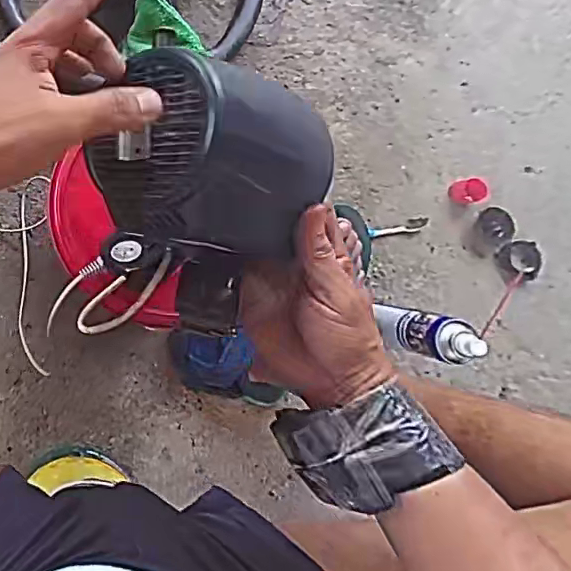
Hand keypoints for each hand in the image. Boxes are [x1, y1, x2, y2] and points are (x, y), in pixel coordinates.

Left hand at [0, 0, 161, 202]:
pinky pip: (49, 88)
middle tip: (121, 75)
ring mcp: (12, 79)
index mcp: (31, 47)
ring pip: (60, 63)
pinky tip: (77, 119)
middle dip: (101, 50)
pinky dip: (70, 95)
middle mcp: (20, 56)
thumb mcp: (60, 124)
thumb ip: (109, 110)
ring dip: (86, 75)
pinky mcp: (8, 103)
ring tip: (103, 101)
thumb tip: (149, 102)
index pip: (73, 3)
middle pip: (72, 35)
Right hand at [241, 205, 395, 408]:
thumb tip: (316, 211)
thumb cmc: (350, 342)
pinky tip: (220, 256)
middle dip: (260, 217)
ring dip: (240, 239)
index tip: (282, 187)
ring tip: (231, 225)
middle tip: (249, 202)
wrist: (333, 383)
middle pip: (272, 231)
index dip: (297, 204)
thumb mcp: (339, 292)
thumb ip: (322, 253)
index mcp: (322, 258)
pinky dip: (223, 269)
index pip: (308, 220)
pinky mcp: (249, 301)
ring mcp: (269, 282)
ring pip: (248, 250)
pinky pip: (231, 280)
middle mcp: (293, 266)